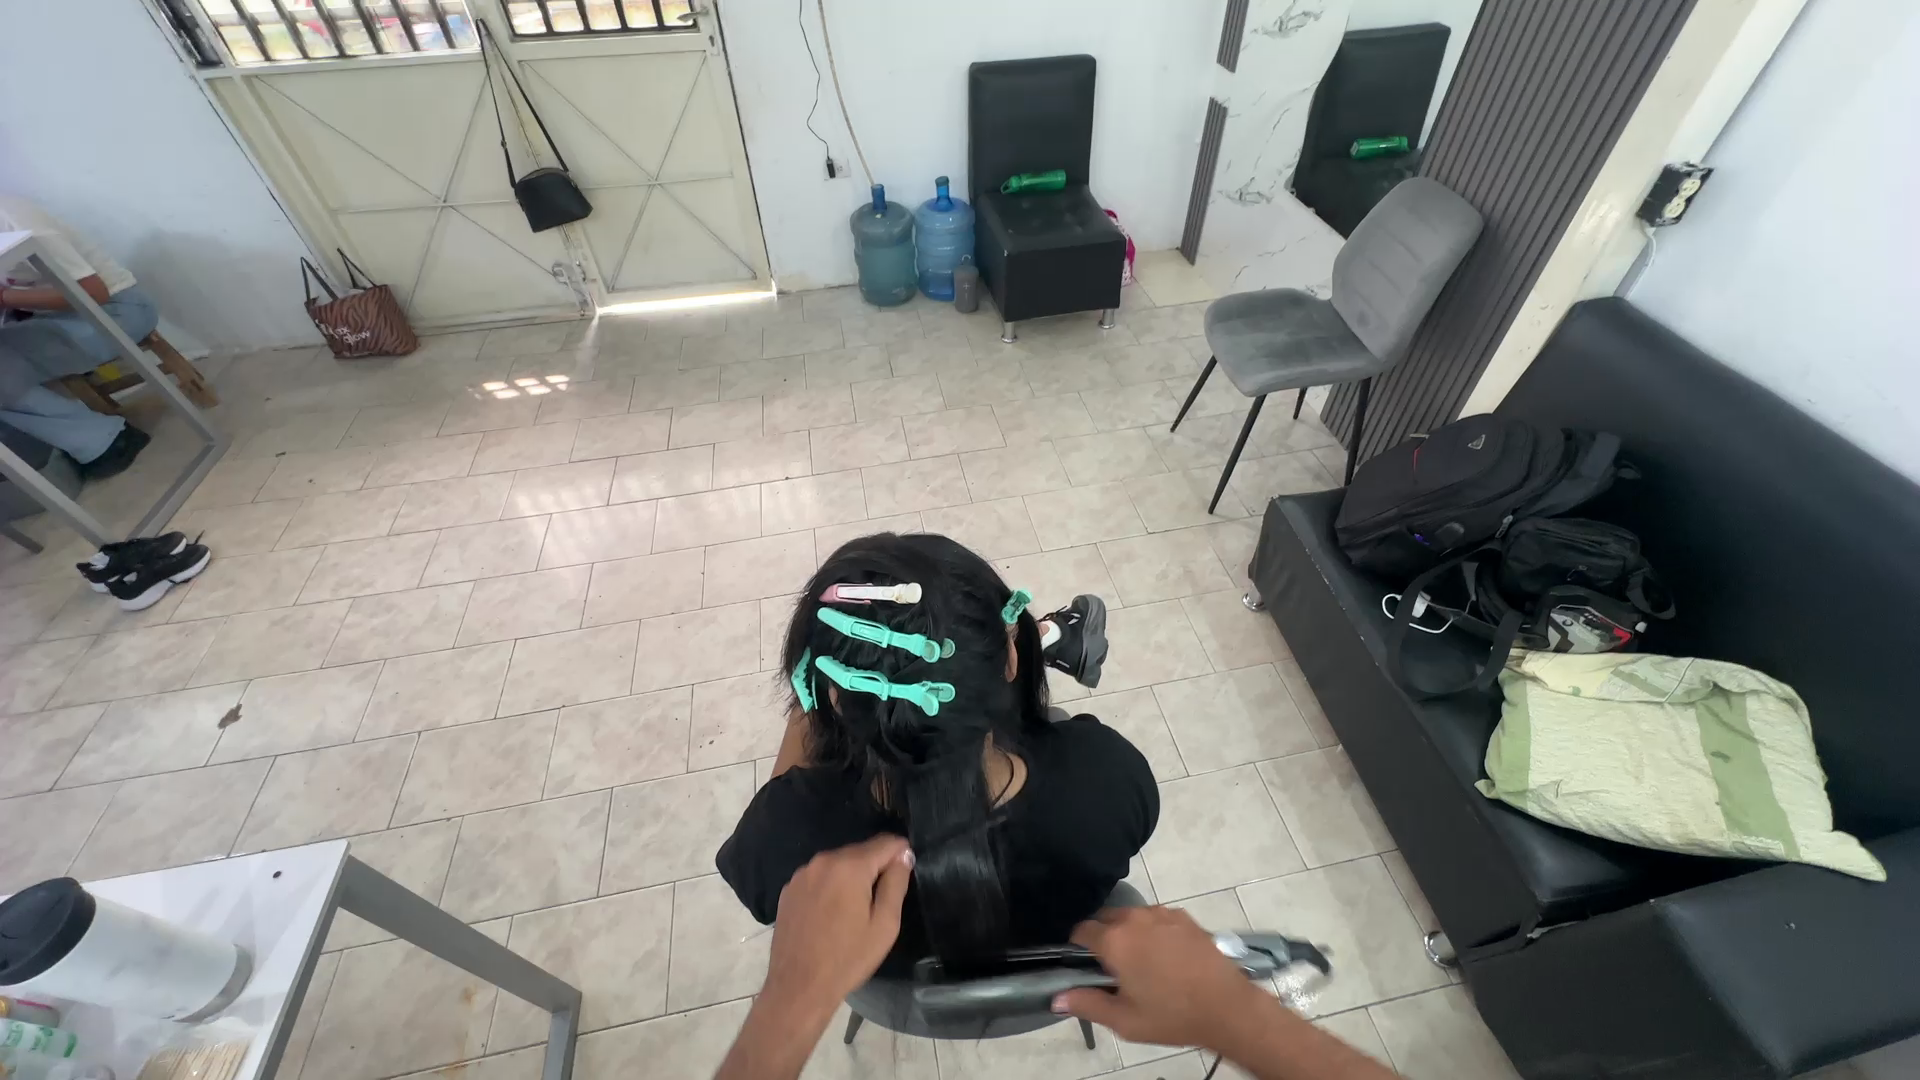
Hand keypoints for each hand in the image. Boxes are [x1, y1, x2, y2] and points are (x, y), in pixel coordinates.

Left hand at [759, 834, 914, 1016]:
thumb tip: (903, 855)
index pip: (885, 842)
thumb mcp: (884, 924)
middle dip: (875, 867)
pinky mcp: (789, 889)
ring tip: (854, 910)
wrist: (797, 988)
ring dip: (851, 877)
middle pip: (860, 852)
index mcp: (849, 866)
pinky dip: (830, 886)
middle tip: (881, 899)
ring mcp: (802, 874)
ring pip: (838, 864)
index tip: (906, 871)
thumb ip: (896, 883)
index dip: (901, 853)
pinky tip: (830, 915)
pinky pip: (819, 877)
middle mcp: (823, 861)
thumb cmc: (847, 958)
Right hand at [1052, 906, 1270, 1049]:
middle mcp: (1133, 917)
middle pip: (1105, 919)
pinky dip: (1152, 931)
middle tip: (1114, 969)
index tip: (1085, 967)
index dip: (1077, 948)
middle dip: (1103, 938)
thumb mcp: (1125, 1021)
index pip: (1081, 930)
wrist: (1227, 1007)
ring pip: (1131, 917)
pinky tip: (1166, 956)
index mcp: (1114, 940)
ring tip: (1142, 963)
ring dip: (1128, 933)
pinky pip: (1155, 918)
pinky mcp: (1181, 916)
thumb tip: (1056, 998)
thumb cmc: (1171, 1015)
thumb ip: (1087, 1004)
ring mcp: (1160, 913)